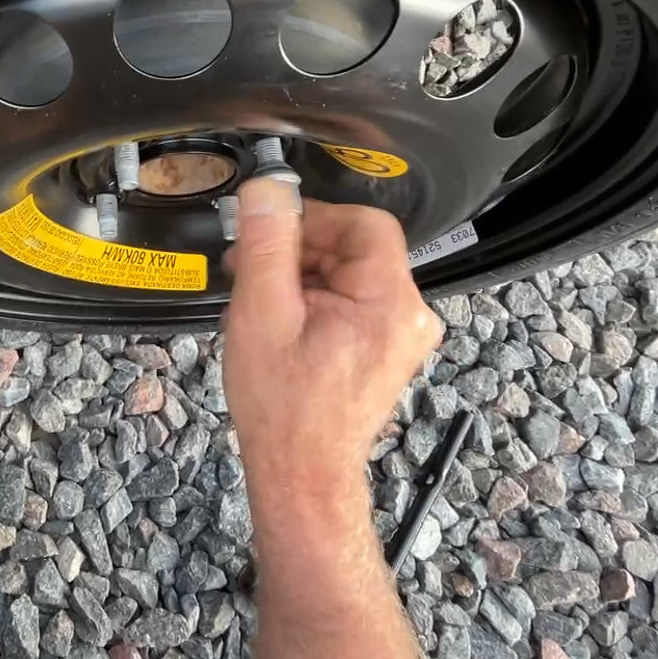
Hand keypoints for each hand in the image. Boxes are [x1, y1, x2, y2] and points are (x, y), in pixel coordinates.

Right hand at [222, 179, 441, 530]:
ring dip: (298, 273)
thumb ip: (267, 244)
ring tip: (257, 298)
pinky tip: (277, 317)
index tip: (272, 234)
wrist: (301, 471)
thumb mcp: (262, 313)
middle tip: (249, 267)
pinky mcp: (384, 346)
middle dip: (297, 249)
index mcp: (390, 302)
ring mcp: (399, 333)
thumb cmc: (283, 403)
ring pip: (346, 271)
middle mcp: (409, 315)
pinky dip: (310, 297)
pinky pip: (348, 298)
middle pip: (353, 247)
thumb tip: (267, 188)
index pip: (365, 223)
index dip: (314, 219)